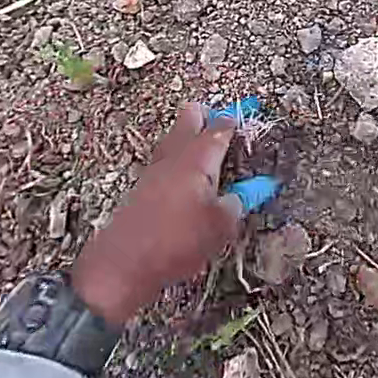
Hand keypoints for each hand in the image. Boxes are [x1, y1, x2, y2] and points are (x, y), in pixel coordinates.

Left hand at [71, 103, 242, 322]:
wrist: (123, 265)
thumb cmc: (178, 241)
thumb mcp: (220, 225)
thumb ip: (239, 202)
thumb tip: (254, 188)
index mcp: (197, 160)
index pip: (218, 131)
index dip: (231, 122)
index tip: (241, 115)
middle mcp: (174, 158)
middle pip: (187, 122)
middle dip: (201, 114)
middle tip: (213, 112)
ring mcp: (154, 172)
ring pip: (173, 139)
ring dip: (186, 133)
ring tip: (198, 134)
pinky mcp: (141, 189)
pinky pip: (164, 159)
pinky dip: (176, 155)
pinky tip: (181, 170)